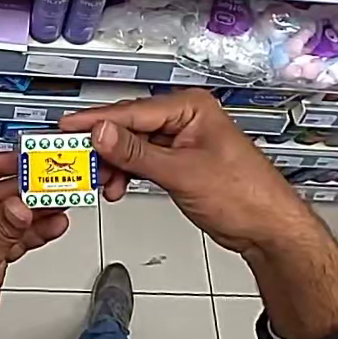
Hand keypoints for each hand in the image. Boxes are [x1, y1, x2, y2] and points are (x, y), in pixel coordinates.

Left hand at [0, 153, 69, 338]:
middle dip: (22, 190)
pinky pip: (11, 241)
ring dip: (32, 212)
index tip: (23, 157)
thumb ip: (0, 230)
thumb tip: (20, 203)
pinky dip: (31, 234)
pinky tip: (50, 227)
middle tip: (50, 181)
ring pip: (6, 219)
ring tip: (59, 201)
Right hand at [61, 89, 317, 254]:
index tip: (68, 126)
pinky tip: (118, 186)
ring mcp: (181, 140)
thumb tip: (103, 133)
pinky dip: (128, 173)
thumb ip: (137, 153)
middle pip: (130, 126)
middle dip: (104, 146)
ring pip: (133, 146)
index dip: (96, 120)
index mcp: (190, 107)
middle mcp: (184, 118)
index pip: (132, 110)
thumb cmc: (246, 195)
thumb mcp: (182, 172)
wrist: (270, 231)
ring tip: (101, 181)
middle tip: (76, 158)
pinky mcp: (179, 161)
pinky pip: (143, 160)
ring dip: (115, 164)